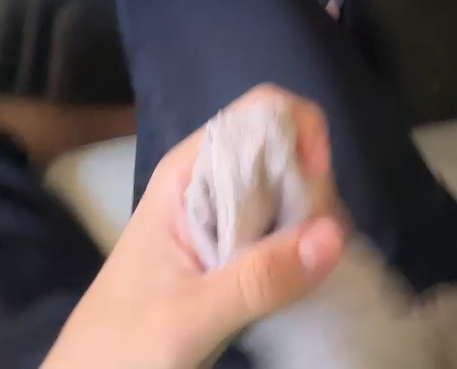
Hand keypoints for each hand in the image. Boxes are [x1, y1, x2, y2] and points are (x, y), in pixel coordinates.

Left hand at [42, 86, 346, 368]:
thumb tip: (334, 235)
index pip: (259, 111)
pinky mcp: (231, 245)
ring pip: (286, 185)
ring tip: (309, 269)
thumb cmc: (121, 347)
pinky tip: (302, 276)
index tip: (318, 186)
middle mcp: (208, 178)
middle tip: (317, 244)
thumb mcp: (188, 318)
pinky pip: (281, 221)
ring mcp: (220, 211)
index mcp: (188, 170)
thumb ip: (258, 279)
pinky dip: (301, 240)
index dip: (299, 132)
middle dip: (310, 184)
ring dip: (310, 216)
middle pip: (281, 147)